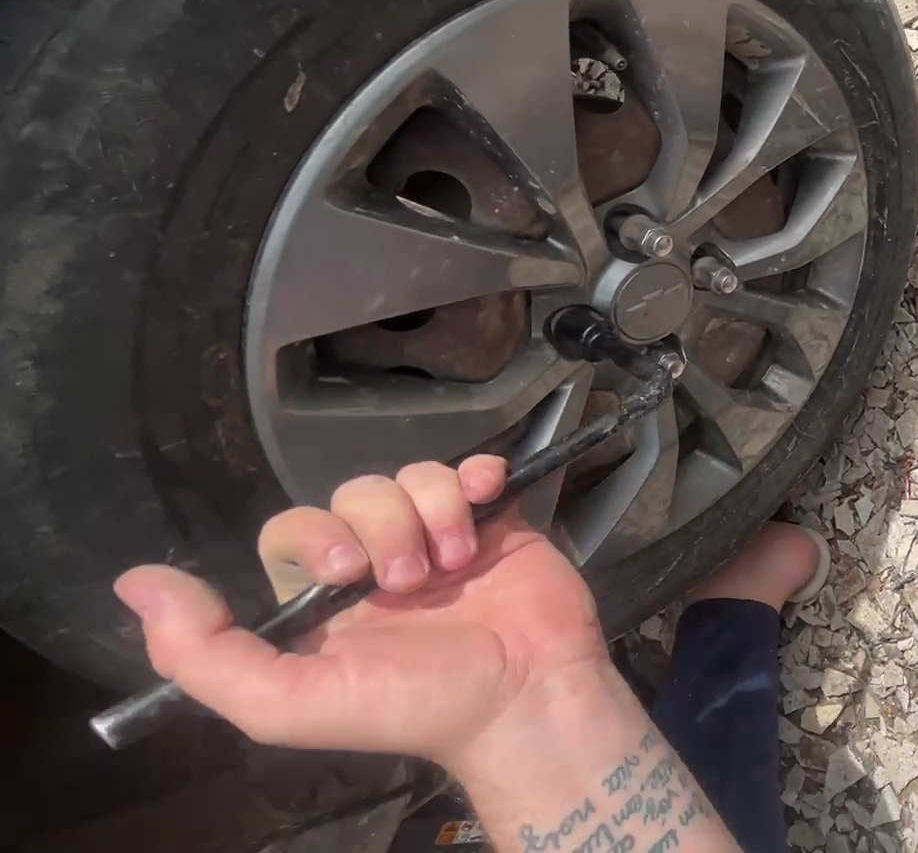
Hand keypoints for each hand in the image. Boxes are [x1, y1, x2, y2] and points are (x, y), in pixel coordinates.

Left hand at [113, 457, 612, 764]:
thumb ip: (206, 653)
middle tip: (415, 581)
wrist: (524, 692)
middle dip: (387, 526)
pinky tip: (489, 496)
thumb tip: (136, 580)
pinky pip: (478, 470)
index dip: (320, 535)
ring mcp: (444, 535)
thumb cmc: (413, 705)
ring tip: (460, 560)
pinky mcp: (498, 521)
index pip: (296, 529)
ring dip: (437, 510)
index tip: (352, 574)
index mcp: (328, 598)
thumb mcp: (289, 703)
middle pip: (359, 493)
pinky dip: (480, 473)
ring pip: (419, 477)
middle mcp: (383, 558)